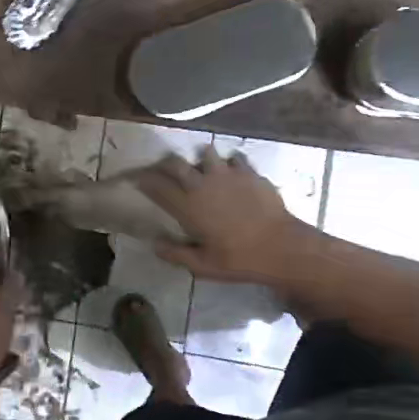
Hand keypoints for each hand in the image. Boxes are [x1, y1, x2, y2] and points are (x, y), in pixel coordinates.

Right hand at [134, 147, 316, 284]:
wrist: (280, 246)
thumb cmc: (238, 260)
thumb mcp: (202, 266)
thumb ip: (176, 254)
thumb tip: (154, 243)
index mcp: (188, 206)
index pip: (157, 186)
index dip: (144, 180)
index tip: (137, 179)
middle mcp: (203, 184)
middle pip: (176, 163)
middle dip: (165, 163)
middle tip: (163, 169)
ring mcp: (227, 174)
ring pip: (206, 153)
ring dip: (200, 158)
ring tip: (202, 166)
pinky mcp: (250, 172)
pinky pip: (235, 158)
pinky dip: (229, 163)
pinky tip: (232, 171)